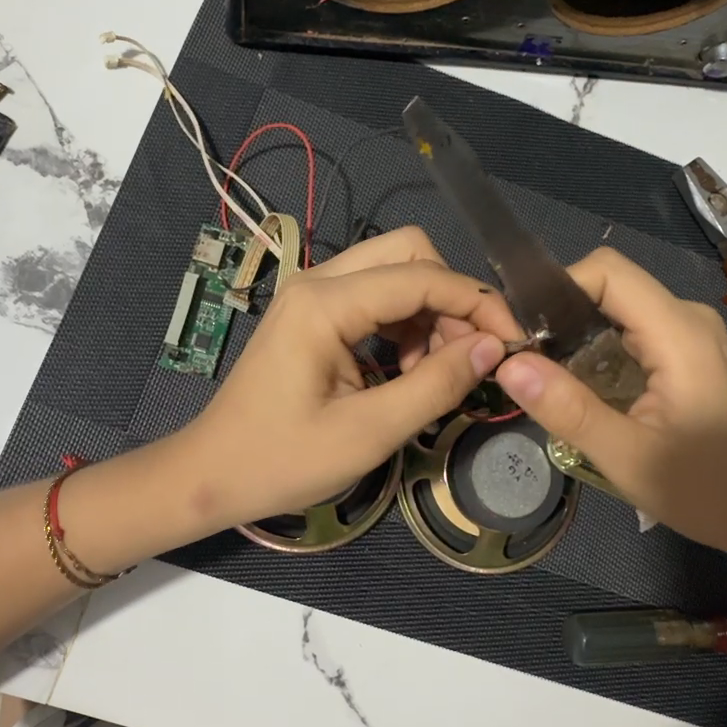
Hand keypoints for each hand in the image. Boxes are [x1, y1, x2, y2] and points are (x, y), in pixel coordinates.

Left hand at [179, 227, 518, 528]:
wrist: (213, 473)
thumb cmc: (282, 460)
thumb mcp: (369, 433)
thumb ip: (435, 384)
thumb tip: (493, 348)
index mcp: (325, 303)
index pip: (422, 277)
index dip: (477, 303)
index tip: (514, 342)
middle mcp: (319, 280)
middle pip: (410, 253)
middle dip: (451, 297)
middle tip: (468, 355)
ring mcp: (312, 293)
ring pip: (395, 272)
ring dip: (429, 312)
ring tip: (434, 373)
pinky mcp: (313, 312)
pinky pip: (374, 296)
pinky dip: (403, 323)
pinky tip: (405, 369)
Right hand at [493, 247, 726, 556]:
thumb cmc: (706, 491)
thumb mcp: (627, 457)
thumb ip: (567, 408)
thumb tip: (508, 365)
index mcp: (680, 333)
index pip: (607, 271)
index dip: (558, 289)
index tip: (525, 333)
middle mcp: (689, 319)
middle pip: (611, 286)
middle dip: (562, 315)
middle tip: (528, 362)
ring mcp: (694, 335)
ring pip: (620, 309)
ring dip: (579, 335)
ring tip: (550, 379)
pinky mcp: (691, 354)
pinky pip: (634, 331)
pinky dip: (601, 350)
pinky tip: (586, 390)